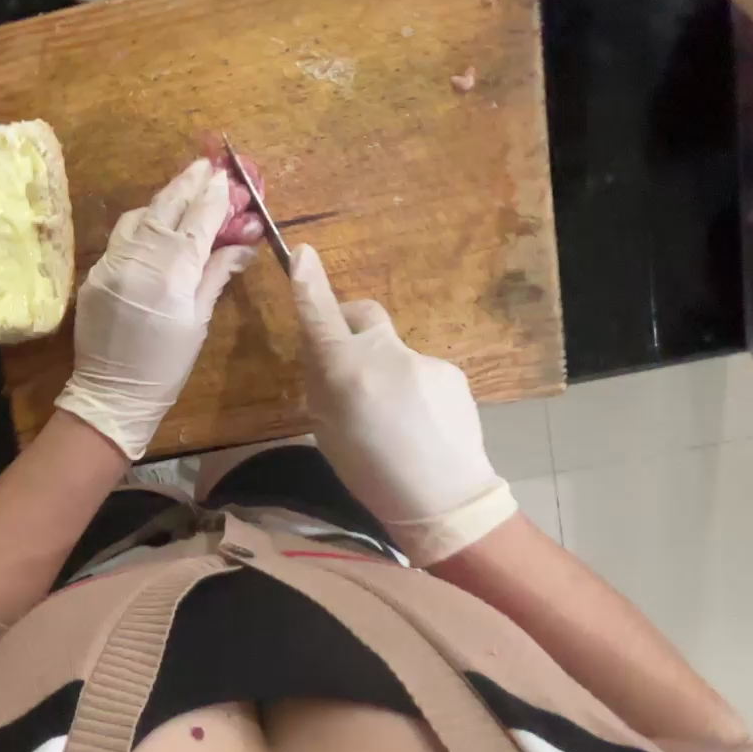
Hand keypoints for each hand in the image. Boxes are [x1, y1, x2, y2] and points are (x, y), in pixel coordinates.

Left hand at [54, 159, 256, 459]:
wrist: (111, 395)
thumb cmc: (164, 367)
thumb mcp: (198, 322)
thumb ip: (217, 274)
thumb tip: (245, 239)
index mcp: (171, 276)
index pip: (197, 222)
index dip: (215, 198)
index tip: (229, 178)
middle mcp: (138, 261)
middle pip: (165, 209)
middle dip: (188, 185)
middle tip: (207, 166)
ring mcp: (110, 266)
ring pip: (138, 219)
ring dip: (162, 203)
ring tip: (182, 194)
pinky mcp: (93, 276)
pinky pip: (119, 240)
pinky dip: (140, 228)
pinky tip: (153, 228)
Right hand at [288, 244, 515, 565]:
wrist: (443, 498)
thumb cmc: (369, 473)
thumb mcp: (325, 431)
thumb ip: (322, 385)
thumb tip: (323, 357)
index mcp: (345, 373)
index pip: (320, 317)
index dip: (308, 285)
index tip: (301, 253)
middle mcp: (386, 355)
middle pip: (361, 316)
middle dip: (348, 328)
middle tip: (344, 367)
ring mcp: (424, 360)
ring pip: (390, 348)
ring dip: (381, 368)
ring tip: (387, 416)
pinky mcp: (451, 371)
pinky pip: (418, 368)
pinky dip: (409, 386)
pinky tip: (415, 422)